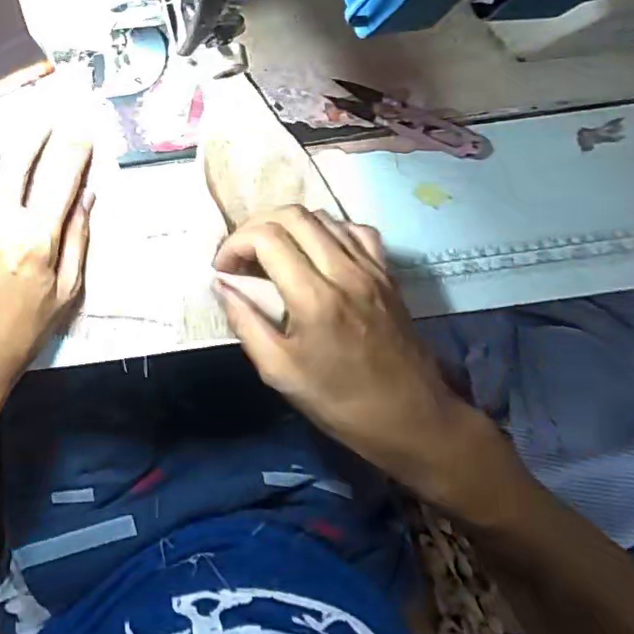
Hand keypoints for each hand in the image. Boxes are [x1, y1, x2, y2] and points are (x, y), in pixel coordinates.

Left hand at [0, 127, 94, 428]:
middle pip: (15, 160)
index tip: (83, 126)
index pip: (58, 176)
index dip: (73, 145)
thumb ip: (78, 237)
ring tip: (9, 138)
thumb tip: (87, 196)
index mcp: (35, 238)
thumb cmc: (26, 328)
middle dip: (36, 132)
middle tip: (48, 120)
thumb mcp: (68, 289)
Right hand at [212, 206, 479, 490]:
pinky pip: (354, 230)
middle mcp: (344, 271)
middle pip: (293, 215)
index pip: (267, 238)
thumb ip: (245, 322)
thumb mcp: (280, 372)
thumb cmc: (340, 402)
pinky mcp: (387, 271)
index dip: (235, 244)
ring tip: (272, 252)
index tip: (223, 268)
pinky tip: (316, 251)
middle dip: (256, 226)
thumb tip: (221, 285)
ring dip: (289, 225)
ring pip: (323, 216)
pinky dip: (327, 230)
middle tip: (241, 255)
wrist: (412, 418)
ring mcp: (370, 267)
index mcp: (314, 298)